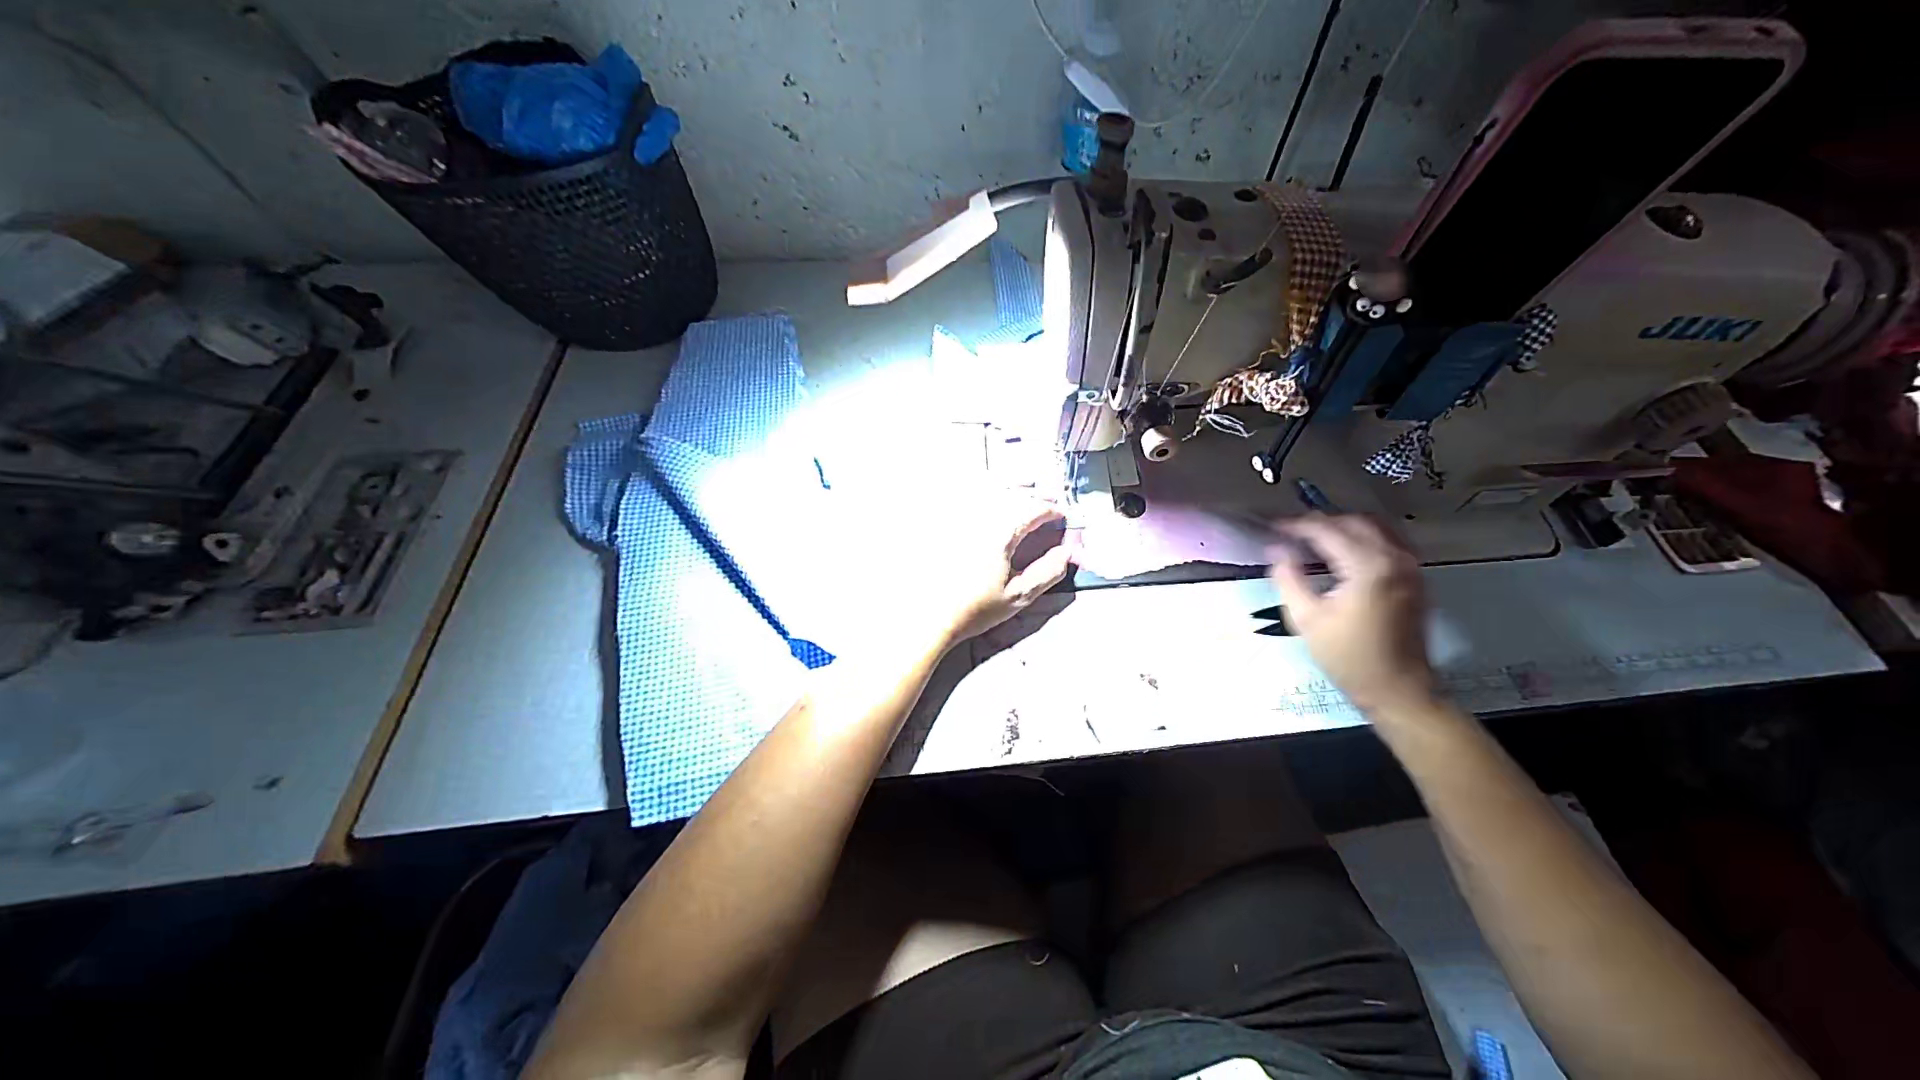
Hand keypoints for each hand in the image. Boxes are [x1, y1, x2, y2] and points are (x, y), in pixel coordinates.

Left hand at [892, 494, 1075, 650]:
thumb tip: (1065, 552)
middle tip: (1046, 503)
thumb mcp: (1019, 596)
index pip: (1034, 508)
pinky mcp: (940, 522)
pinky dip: (979, 488)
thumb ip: (1047, 571)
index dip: (1052, 511)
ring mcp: (957, 516)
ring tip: (1022, 491)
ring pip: (987, 487)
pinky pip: (961, 494)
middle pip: (1012, 491)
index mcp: (1000, 532)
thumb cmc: (974, 609)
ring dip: (1009, 487)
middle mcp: (978, 516)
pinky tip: (988, 494)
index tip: (1061, 518)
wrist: (929, 617)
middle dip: (1033, 494)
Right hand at [1267, 514, 1436, 713]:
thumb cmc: (1348, 658)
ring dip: (1345, 527)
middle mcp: (1395, 558)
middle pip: (1355, 522)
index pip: (1327, 530)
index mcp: (1368, 567)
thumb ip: (1288, 578)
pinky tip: (1344, 553)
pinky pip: (1389, 542)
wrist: (1398, 689)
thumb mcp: (1306, 619)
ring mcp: (1411, 567)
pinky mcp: (1416, 578)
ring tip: (1316, 539)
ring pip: (1376, 528)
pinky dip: (1364, 538)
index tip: (1273, 527)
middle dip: (1322, 523)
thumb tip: (1277, 550)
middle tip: (1292, 532)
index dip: (1297, 526)